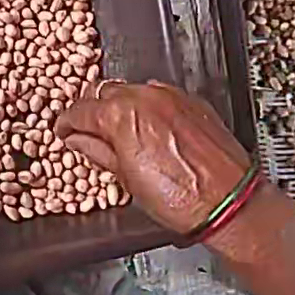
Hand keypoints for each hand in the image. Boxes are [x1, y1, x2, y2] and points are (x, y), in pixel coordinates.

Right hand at [55, 80, 251, 236]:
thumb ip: (97, 151)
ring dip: (119, 105)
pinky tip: (148, 127)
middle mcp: (144, 98)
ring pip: (131, 90)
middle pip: (103, 93)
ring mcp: (170, 97)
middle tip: (89, 131)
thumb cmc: (181, 197)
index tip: (65, 131)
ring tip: (119, 130)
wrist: (229, 204)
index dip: (67, 123)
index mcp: (119, 115)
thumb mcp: (125, 177)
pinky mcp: (191, 102)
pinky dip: (147, 106)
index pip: (79, 110)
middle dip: (92, 111)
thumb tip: (80, 141)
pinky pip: (159, 94)